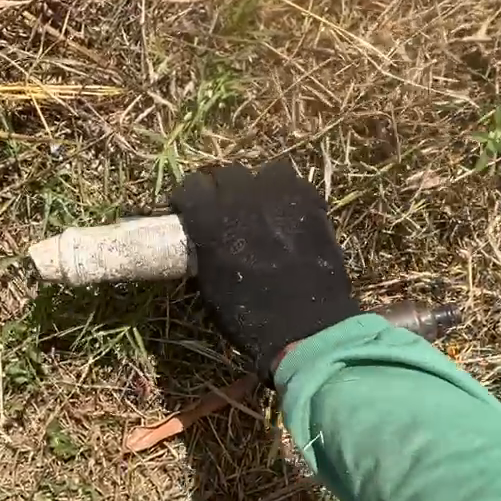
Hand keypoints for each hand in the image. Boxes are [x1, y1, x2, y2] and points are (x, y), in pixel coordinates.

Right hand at [169, 160, 360, 372]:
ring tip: (257, 207)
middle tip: (222, 210)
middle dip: (220, 189)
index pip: (191, 186)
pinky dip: (285, 195)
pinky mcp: (312, 203)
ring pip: (264, 172)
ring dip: (256, 187)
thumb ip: (206, 251)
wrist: (304, 328)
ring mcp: (281, 198)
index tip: (188, 210)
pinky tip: (284, 215)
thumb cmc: (248, 319)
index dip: (188, 198)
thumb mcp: (210, 288)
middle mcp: (243, 200)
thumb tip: (205, 241)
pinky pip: (294, 184)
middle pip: (226, 174)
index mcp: (211, 223)